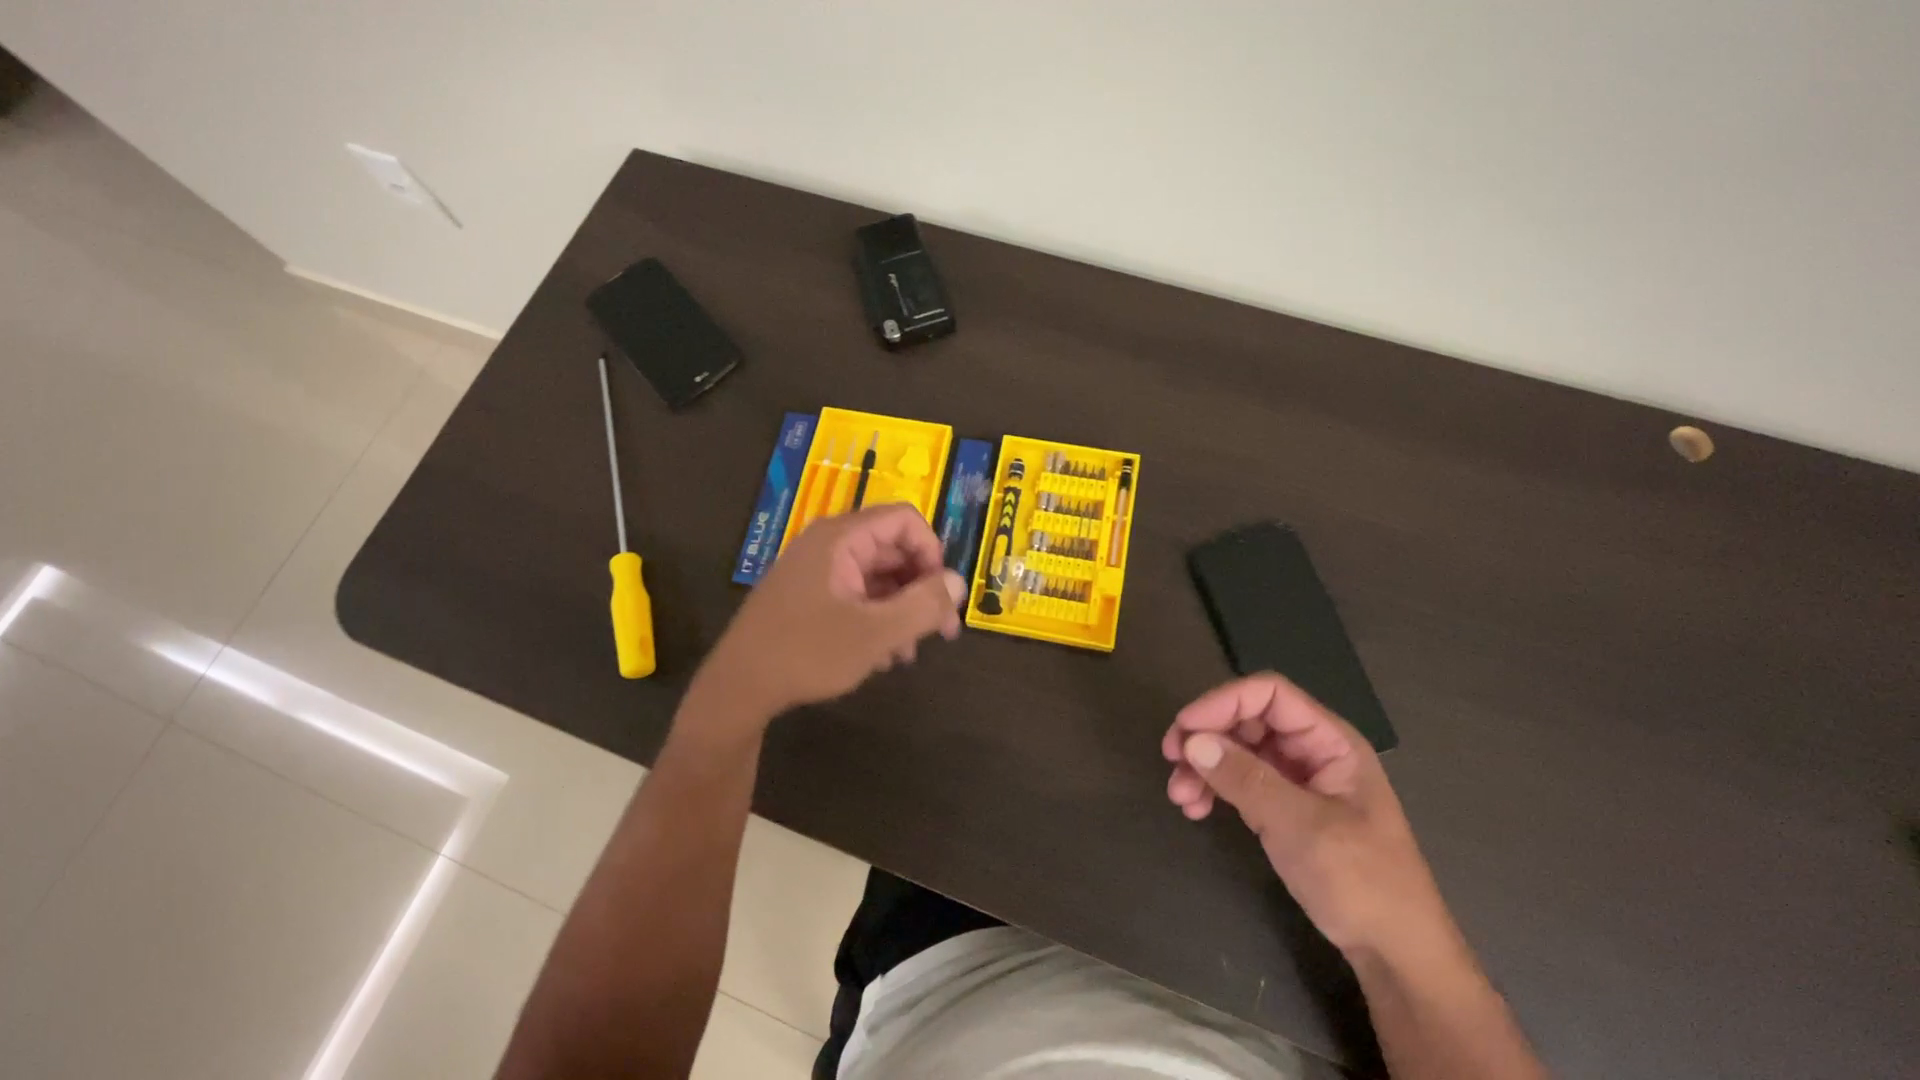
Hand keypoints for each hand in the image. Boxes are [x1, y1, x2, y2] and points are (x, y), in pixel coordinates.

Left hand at [698, 503, 964, 720]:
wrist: (739, 687)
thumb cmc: (808, 653)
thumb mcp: (876, 633)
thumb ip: (923, 605)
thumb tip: (958, 582)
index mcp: (841, 539)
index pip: (904, 520)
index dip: (933, 553)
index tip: (942, 596)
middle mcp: (828, 545)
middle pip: (893, 550)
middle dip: (922, 588)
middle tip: (942, 632)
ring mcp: (815, 571)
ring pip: (876, 577)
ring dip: (901, 610)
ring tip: (907, 654)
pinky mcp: (807, 597)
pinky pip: (855, 595)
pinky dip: (876, 618)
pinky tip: (880, 656)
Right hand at [1162, 673, 1454, 958]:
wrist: (1395, 950)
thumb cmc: (1361, 880)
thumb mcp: (1301, 826)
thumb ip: (1246, 779)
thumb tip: (1193, 741)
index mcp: (1330, 742)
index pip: (1269, 695)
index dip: (1223, 702)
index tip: (1184, 729)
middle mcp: (1312, 752)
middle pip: (1248, 720)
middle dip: (1207, 736)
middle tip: (1171, 761)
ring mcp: (1297, 782)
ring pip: (1238, 752)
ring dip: (1205, 766)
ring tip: (1180, 797)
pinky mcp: (1284, 810)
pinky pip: (1241, 783)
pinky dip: (1215, 790)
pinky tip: (1195, 809)